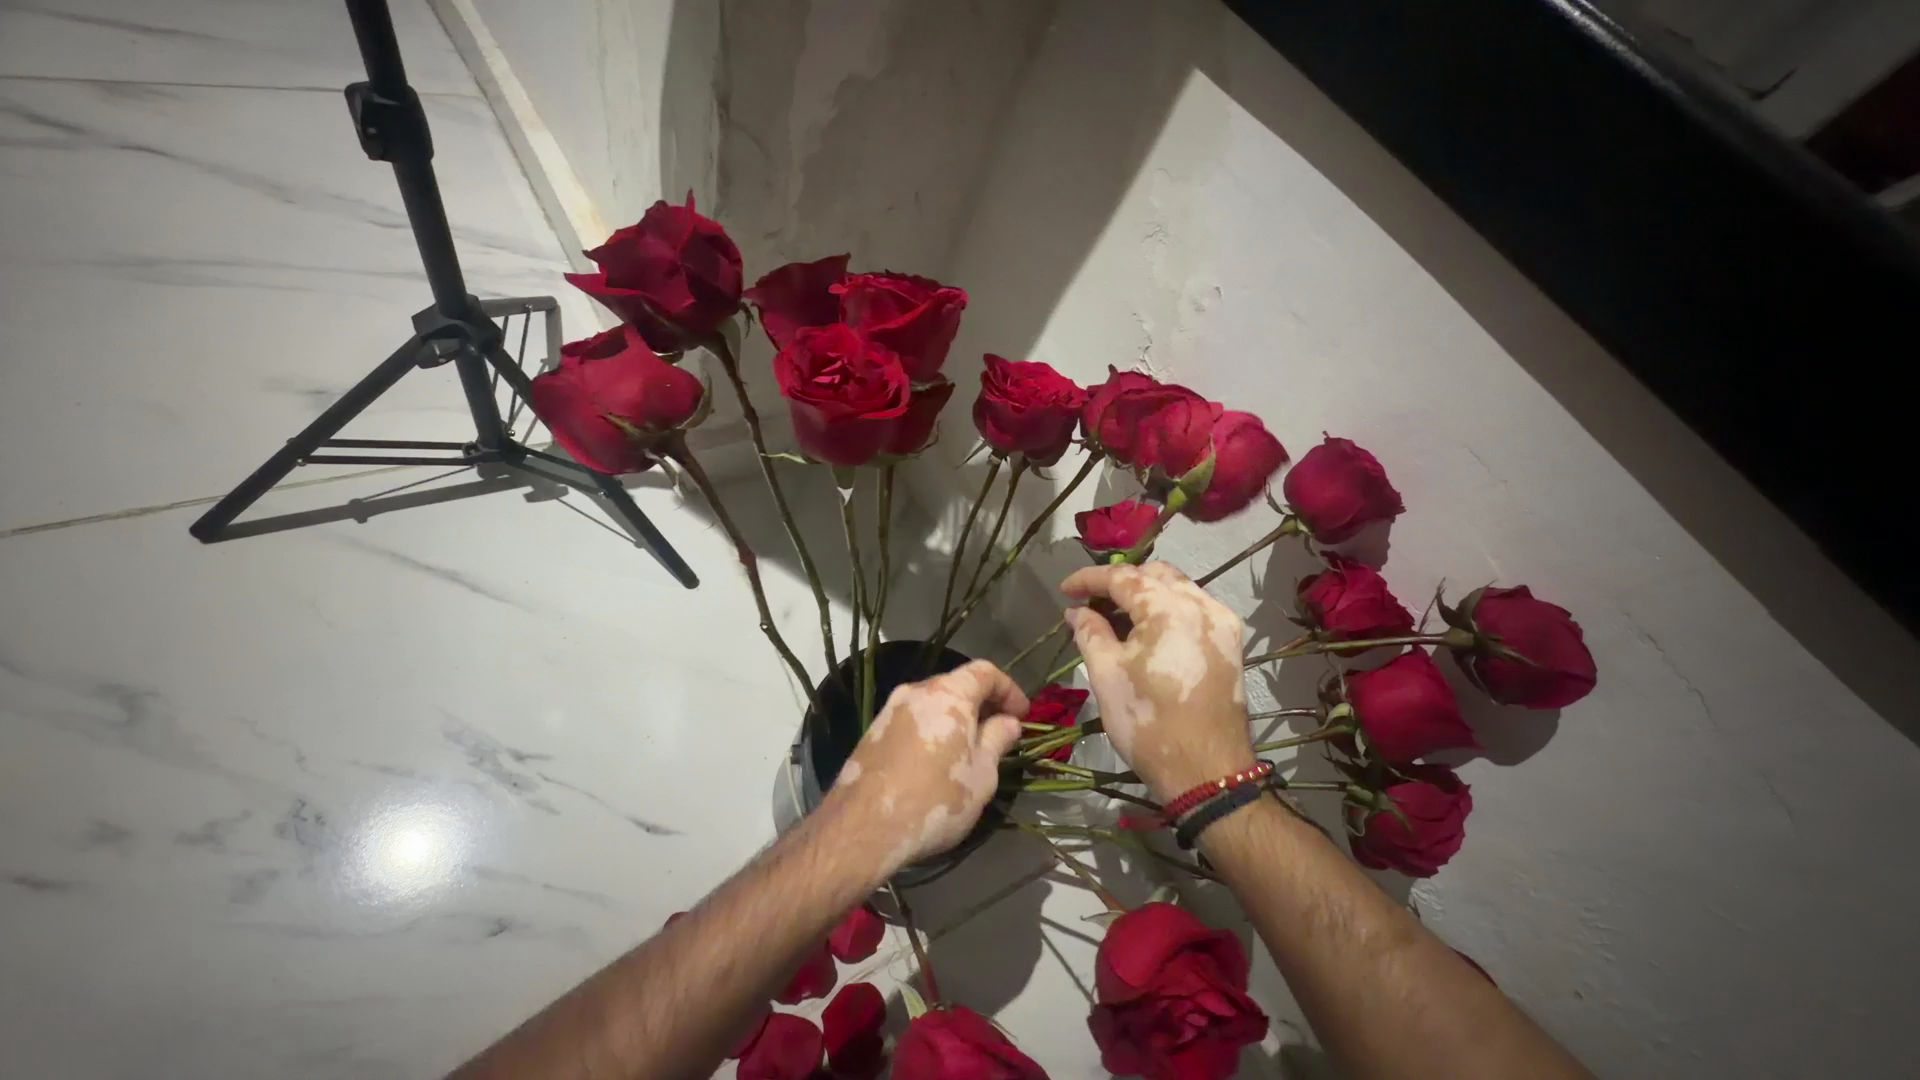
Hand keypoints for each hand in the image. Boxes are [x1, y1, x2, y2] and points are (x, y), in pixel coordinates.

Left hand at [826, 660, 1027, 874]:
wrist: (862, 828)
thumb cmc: (935, 800)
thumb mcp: (981, 775)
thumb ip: (997, 741)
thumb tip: (1007, 722)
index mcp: (948, 694)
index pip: (985, 672)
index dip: (1009, 690)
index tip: (1022, 716)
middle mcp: (916, 691)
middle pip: (956, 684)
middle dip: (982, 704)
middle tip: (999, 733)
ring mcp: (890, 710)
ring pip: (932, 703)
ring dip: (956, 719)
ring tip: (970, 751)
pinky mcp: (873, 733)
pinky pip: (914, 721)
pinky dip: (933, 730)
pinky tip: (937, 762)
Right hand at [1062, 563, 1254, 800]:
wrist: (1206, 772)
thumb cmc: (1149, 723)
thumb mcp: (1106, 676)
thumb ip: (1089, 632)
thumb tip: (1077, 611)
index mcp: (1170, 609)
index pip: (1123, 577)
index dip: (1089, 579)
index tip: (1064, 590)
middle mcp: (1202, 605)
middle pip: (1155, 575)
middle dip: (1119, 582)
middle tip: (1090, 603)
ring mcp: (1222, 623)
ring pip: (1178, 589)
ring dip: (1145, 594)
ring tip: (1115, 616)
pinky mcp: (1231, 643)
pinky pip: (1194, 610)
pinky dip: (1167, 610)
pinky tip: (1147, 631)